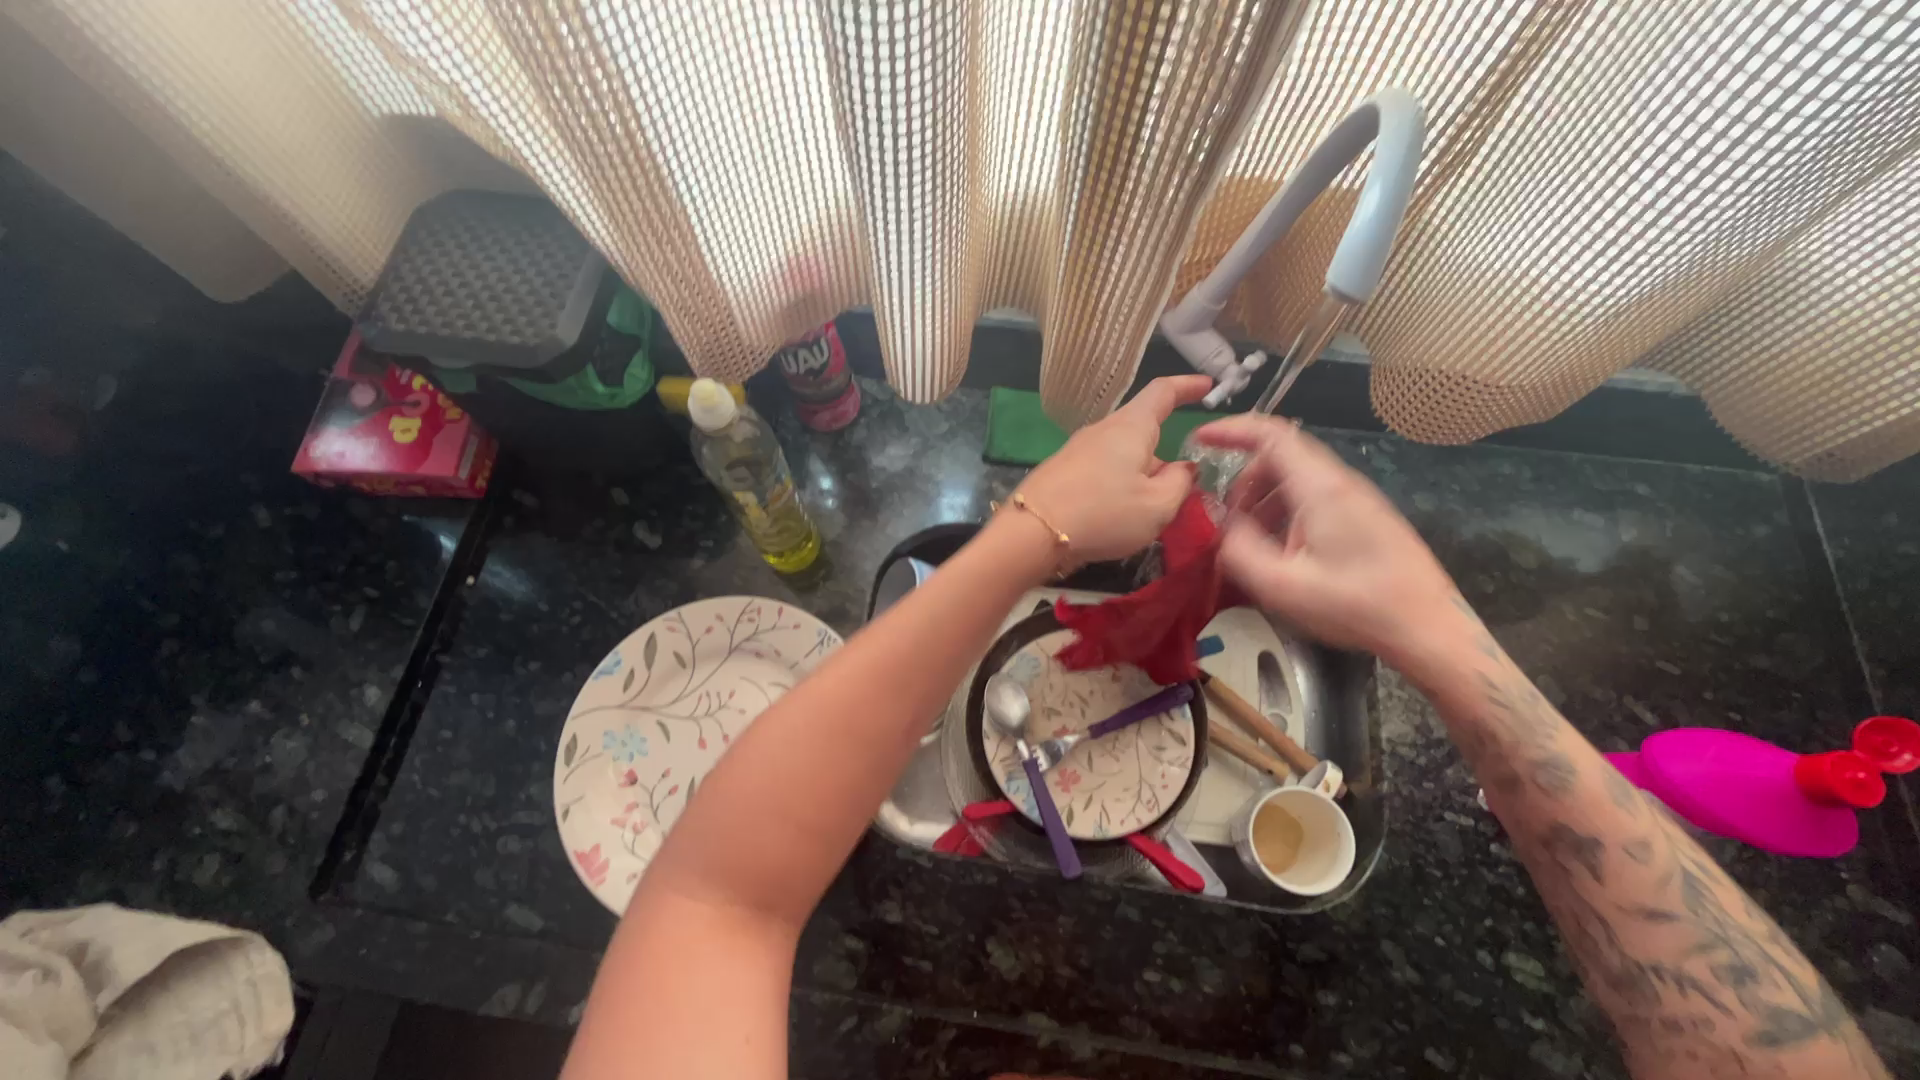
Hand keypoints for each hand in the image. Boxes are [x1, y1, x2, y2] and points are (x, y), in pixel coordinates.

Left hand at [1013, 375, 1212, 563]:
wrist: (1031, 533)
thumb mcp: (1157, 506)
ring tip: (1144, 516)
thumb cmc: (1103, 514)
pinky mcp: (1061, 472)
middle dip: (1163, 459)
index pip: (1163, 392)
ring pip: (1122, 456)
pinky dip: (1117, 489)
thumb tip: (1184, 469)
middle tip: (1175, 495)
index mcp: (1131, 427)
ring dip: (1139, 479)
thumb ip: (1180, 484)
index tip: (1208, 386)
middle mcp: (1102, 430)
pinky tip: (1115, 518)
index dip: (1187, 386)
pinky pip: (1101, 472)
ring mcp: (1078, 450)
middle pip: (1143, 433)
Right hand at [1190, 414, 1459, 667]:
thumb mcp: (1283, 586)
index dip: (1231, 430)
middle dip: (1242, 480)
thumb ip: (1239, 550)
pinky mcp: (1363, 517)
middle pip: (1279, 457)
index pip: (1271, 434)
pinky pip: (1311, 499)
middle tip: (1224, 518)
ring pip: (1294, 479)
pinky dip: (1282, 513)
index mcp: (1319, 488)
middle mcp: (1339, 483)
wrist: (1427, 627)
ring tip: (1248, 542)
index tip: (1199, 440)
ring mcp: (1355, 499)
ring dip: (1261, 500)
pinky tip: (1279, 553)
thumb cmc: (1356, 606)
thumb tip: (1221, 525)